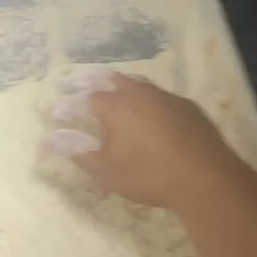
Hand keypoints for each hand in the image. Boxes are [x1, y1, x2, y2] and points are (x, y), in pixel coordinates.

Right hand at [47, 73, 252, 208]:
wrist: (206, 178)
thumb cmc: (148, 175)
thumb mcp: (106, 169)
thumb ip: (77, 150)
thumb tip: (50, 139)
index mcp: (114, 106)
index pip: (81, 100)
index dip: (64, 107)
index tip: (52, 114)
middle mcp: (137, 94)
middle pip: (106, 78)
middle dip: (83, 80)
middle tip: (68, 83)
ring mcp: (164, 97)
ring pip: (134, 81)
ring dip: (114, 83)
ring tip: (104, 87)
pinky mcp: (186, 106)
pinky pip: (157, 94)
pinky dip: (141, 95)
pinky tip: (144, 107)